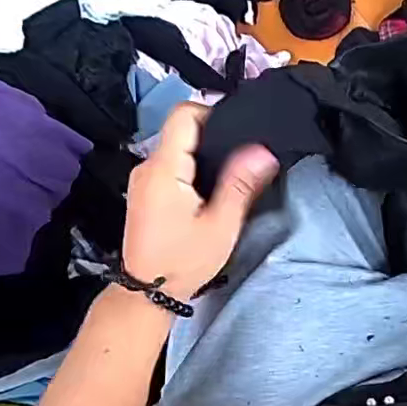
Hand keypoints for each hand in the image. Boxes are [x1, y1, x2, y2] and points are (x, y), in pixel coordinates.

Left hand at [122, 103, 279, 301]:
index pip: (185, 114)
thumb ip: (241, 184)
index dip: (215, 114)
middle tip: (244, 160)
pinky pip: (171, 166)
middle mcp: (147, 166)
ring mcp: (142, 179)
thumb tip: (264, 151)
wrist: (148, 291)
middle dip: (214, 138)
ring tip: (231, 177)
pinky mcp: (144, 192)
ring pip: (178, 149)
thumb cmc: (184, 261)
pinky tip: (210, 192)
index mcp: (164, 168)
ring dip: (204, 157)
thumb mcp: (221, 224)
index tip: (240, 134)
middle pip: (182, 130)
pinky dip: (192, 170)